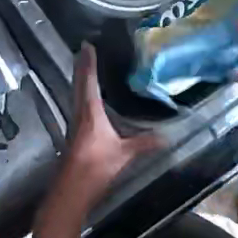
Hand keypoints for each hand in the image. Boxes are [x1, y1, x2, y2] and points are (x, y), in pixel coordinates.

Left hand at [49, 43, 163, 218]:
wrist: (71, 192)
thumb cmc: (95, 168)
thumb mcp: (124, 154)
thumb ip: (144, 143)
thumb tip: (167, 136)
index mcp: (90, 112)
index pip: (88, 80)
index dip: (88, 62)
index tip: (87, 45)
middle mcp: (79, 114)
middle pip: (79, 84)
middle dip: (82, 66)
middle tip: (84, 49)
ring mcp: (75, 125)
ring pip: (76, 95)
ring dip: (80, 79)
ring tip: (86, 67)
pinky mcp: (75, 136)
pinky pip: (79, 107)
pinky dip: (83, 95)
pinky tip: (90, 99)